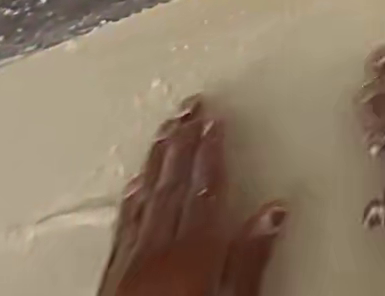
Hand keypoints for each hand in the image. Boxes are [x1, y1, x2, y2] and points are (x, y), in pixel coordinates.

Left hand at [100, 97, 287, 295]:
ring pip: (145, 201)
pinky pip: (124, 228)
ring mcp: (128, 266)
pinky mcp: (109, 282)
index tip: (215, 119)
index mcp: (191, 253)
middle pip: (172, 187)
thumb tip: (276, 209)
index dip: (211, 152)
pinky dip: (132, 200)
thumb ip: (250, 259)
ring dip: (157, 162)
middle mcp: (156, 252)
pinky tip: (136, 184)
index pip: (205, 189)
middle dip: (182, 143)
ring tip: (166, 130)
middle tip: (189, 106)